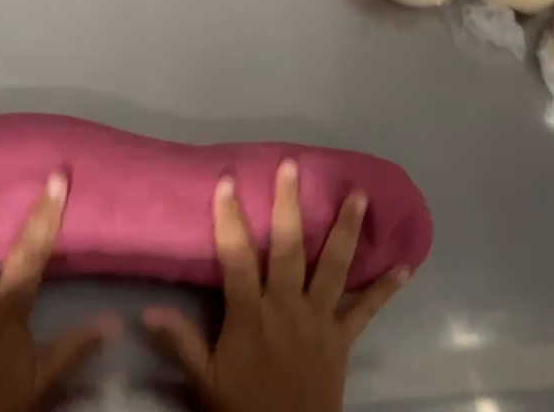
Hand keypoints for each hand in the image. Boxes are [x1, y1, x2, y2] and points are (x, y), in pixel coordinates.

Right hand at [141, 160, 409, 411]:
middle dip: (290, 205)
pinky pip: (367, 310)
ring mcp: (318, 320)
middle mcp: (286, 307)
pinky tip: (406, 265)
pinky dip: (386, 288)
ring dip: (347, 229)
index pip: (237, 257)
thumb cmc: (242, 408)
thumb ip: (181, 341)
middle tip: (292, 166)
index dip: (230, 219)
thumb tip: (146, 311)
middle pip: (289, 248)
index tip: (227, 180)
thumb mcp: (204, 379)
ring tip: (359, 194)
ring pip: (334, 267)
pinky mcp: (342, 339)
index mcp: (250, 314)